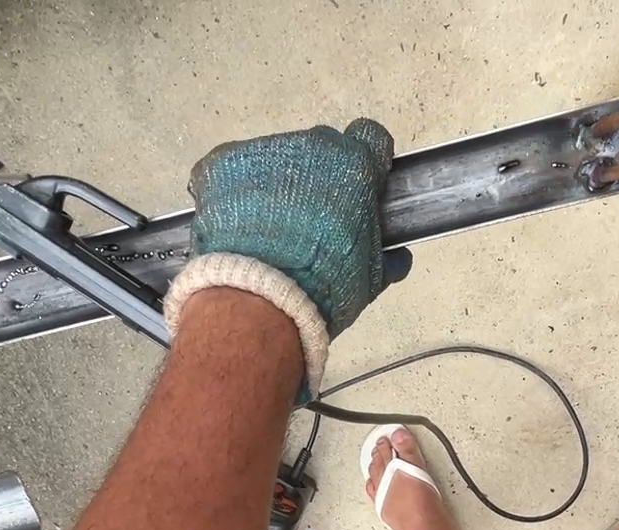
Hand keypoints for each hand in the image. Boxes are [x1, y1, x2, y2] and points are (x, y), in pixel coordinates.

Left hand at [188, 118, 394, 334]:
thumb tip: (396, 257)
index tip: (359, 189)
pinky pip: (235, 172)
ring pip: (276, 160)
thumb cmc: (321, 290)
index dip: (366, 164)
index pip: (371, 140)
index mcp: (354, 168)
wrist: (260, 300)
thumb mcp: (368, 280)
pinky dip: (237, 196)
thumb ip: (385, 257)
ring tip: (270, 235)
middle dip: (320, 179)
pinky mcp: (222, 164)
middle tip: (313, 225)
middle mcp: (312, 148)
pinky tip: (239, 230)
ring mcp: (263, 151)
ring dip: (278, 188)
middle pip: (321, 151)